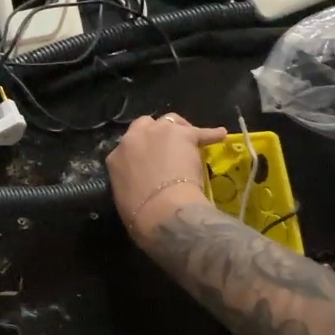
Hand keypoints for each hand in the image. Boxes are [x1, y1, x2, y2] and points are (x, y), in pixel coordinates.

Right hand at [107, 113, 226, 241]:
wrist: (161, 210)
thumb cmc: (138, 214)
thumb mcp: (122, 196)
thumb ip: (129, 182)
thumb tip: (140, 185)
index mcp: (115, 157)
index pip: (126, 148)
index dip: (139, 153)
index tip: (147, 162)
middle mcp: (134, 138)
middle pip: (145, 125)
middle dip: (154, 133)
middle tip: (165, 147)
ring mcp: (160, 132)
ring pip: (170, 120)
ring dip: (177, 129)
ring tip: (188, 140)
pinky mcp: (185, 134)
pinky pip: (201, 132)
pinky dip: (210, 134)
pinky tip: (219, 135)